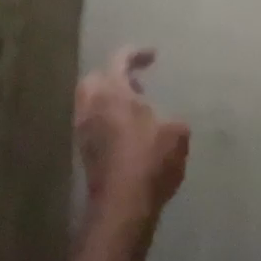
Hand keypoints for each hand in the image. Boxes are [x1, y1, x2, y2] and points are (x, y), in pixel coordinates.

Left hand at [74, 47, 190, 214]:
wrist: (122, 206)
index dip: (137, 53)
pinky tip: (126, 134)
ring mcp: (83, 130)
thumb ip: (174, 119)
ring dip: (109, 100)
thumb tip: (170, 121)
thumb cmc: (150, 161)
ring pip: (90, 103)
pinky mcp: (83, 153)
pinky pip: (91, 124)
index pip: (119, 59)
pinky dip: (106, 120)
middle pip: (95, 78)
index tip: (153, 56)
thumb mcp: (177, 134)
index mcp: (113, 91)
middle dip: (114, 76)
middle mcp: (92, 105)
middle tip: (137, 84)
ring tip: (134, 111)